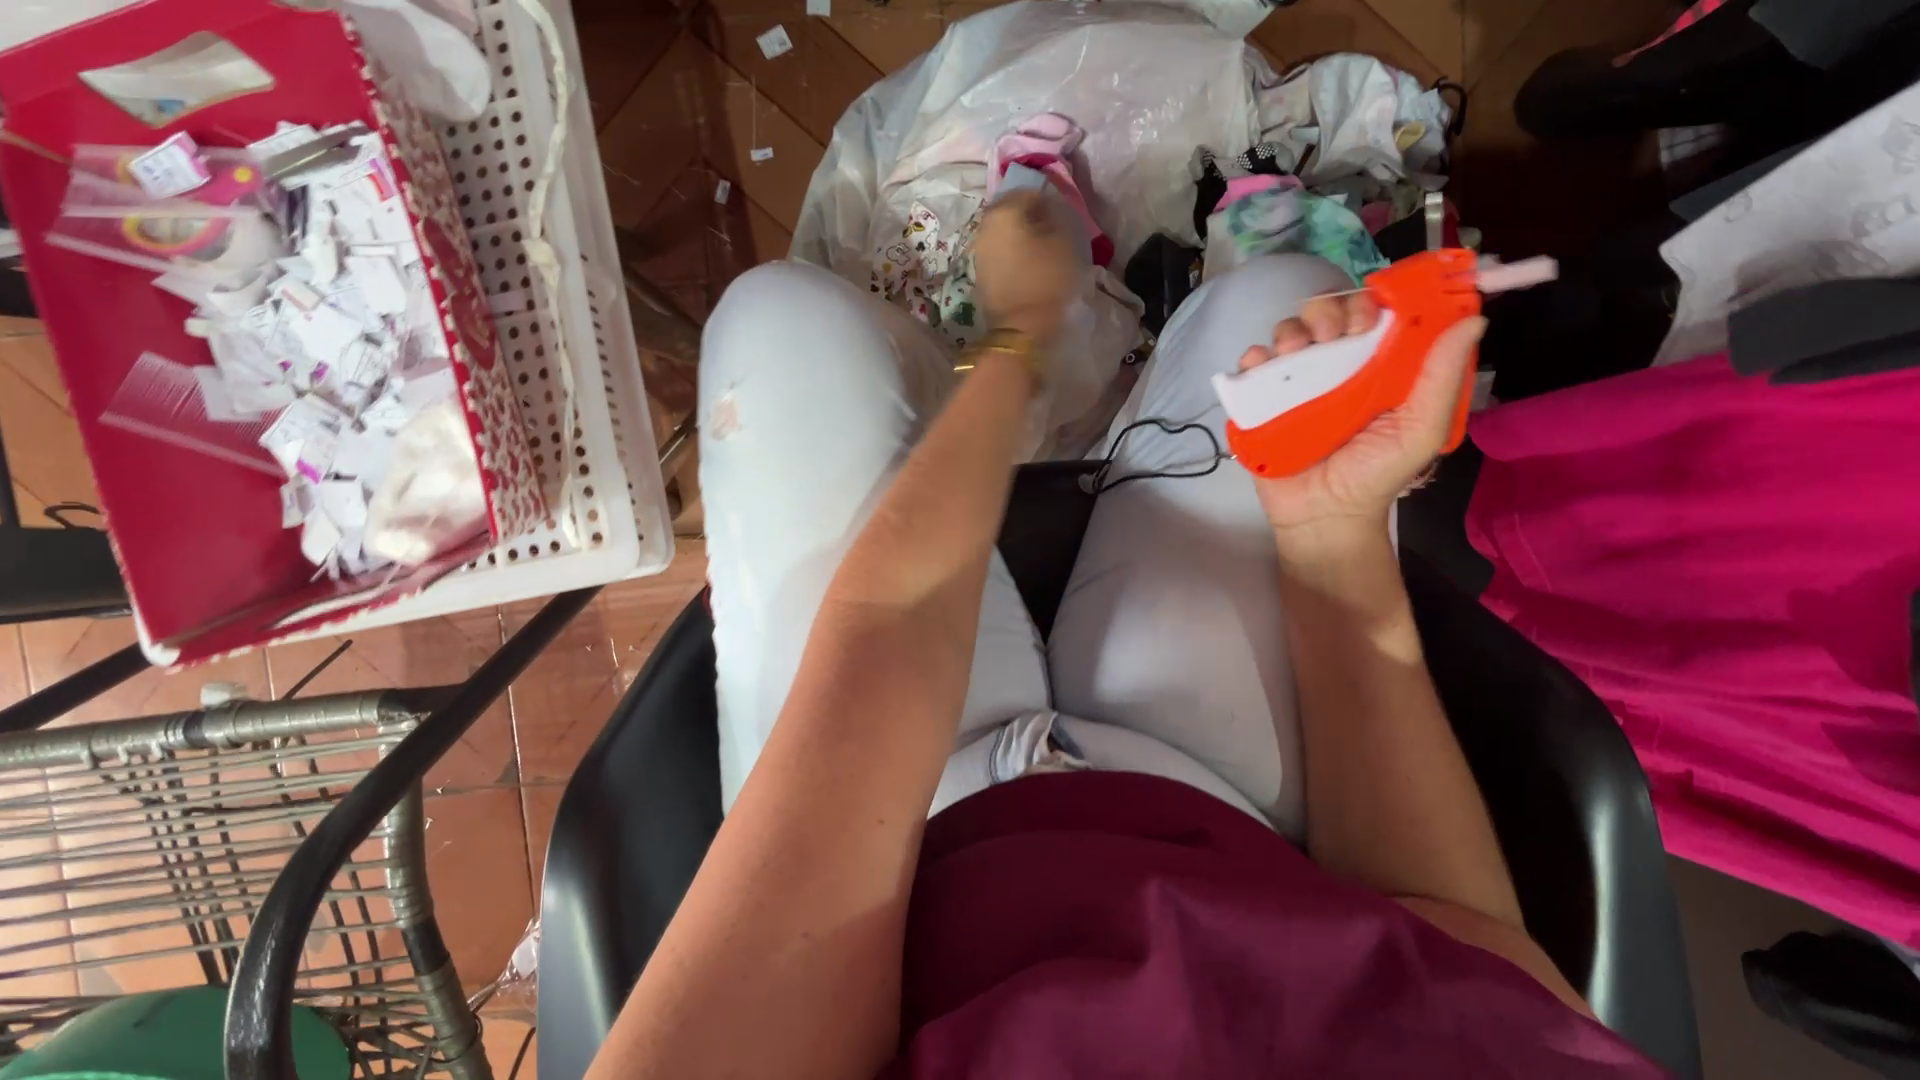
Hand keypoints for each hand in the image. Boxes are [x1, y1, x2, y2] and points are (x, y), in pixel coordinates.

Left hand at [972, 190, 1080, 342]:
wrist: (1020, 326)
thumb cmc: (1045, 279)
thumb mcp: (1063, 241)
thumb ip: (1056, 215)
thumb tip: (1047, 208)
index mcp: (1004, 211)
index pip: (1028, 191)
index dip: (1046, 200)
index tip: (1060, 215)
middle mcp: (985, 224)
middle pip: (1010, 209)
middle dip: (1029, 215)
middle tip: (1050, 229)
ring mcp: (979, 249)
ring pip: (1003, 231)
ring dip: (1019, 234)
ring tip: (1039, 248)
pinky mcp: (980, 271)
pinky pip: (999, 250)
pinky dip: (1012, 250)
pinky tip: (1026, 262)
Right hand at [1239, 292, 1484, 563]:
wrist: (1324, 516)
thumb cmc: (1376, 475)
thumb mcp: (1421, 428)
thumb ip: (1442, 377)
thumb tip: (1473, 318)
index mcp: (1377, 366)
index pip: (1374, 314)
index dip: (1371, 302)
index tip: (1368, 317)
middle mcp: (1335, 366)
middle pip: (1326, 314)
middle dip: (1326, 312)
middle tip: (1329, 337)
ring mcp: (1296, 382)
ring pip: (1288, 332)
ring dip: (1289, 331)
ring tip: (1292, 353)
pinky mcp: (1262, 401)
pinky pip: (1251, 366)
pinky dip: (1252, 358)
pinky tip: (1260, 366)